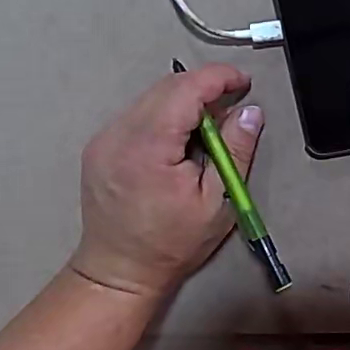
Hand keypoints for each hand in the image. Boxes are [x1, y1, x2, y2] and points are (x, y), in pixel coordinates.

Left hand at [68, 64, 263, 298]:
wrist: (119, 272)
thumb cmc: (172, 244)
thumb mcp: (218, 201)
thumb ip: (236, 150)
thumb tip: (250, 111)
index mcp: (148, 147)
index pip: (185, 90)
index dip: (218, 78)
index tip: (244, 81)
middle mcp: (119, 134)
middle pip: (166, 87)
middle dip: (204, 87)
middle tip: (233, 104)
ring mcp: (104, 138)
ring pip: (151, 97)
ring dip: (184, 100)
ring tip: (208, 128)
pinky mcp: (99, 145)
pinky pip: (138, 113)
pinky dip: (165, 114)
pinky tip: (179, 140)